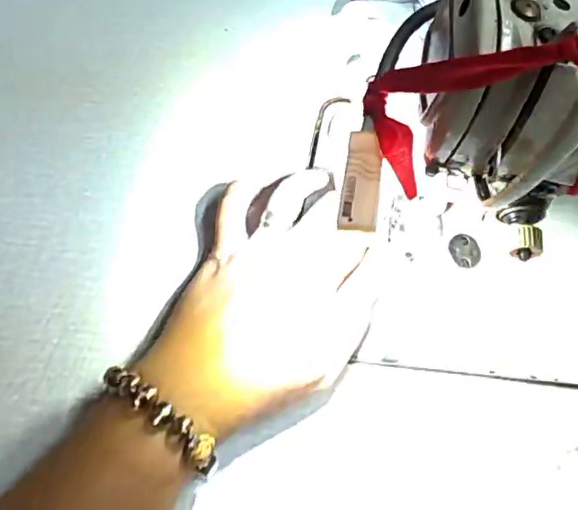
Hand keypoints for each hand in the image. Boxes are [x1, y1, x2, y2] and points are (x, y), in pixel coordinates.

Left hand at [131, 166, 378, 438]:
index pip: (364, 232)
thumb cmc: (261, 384)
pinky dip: (247, 185)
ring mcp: (255, 247)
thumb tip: (381, 265)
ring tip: (322, 178)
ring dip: (310, 179)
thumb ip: (360, 304)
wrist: (190, 398)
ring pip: (289, 193)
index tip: (388, 213)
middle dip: (356, 188)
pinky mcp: (221, 251)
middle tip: (366, 180)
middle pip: (333, 205)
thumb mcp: (328, 357)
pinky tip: (259, 180)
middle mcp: (292, 251)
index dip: (380, 218)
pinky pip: (232, 205)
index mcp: (323, 275)